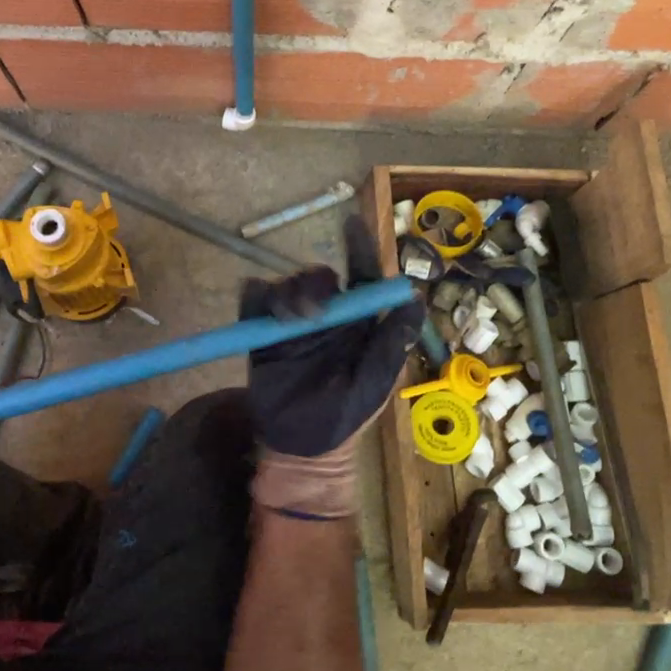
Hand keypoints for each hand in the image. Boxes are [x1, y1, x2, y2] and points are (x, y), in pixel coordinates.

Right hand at [239, 215, 422, 516]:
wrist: (301, 448)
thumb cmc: (346, 417)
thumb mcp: (376, 381)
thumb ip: (392, 343)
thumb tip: (415, 299)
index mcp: (359, 323)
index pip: (362, 276)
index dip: (358, 247)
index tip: (350, 222)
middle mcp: (327, 316)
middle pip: (320, 278)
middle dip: (315, 283)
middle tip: (312, 310)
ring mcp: (292, 323)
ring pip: (288, 285)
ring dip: (289, 293)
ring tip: (291, 321)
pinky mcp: (262, 333)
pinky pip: (255, 301)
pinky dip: (257, 296)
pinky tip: (265, 313)